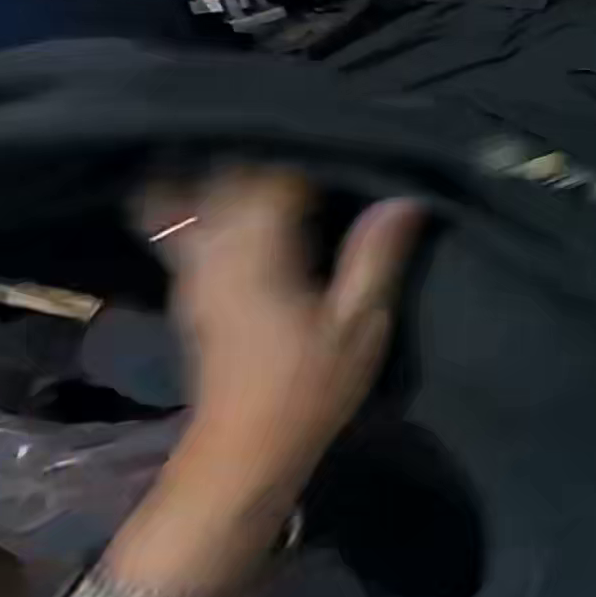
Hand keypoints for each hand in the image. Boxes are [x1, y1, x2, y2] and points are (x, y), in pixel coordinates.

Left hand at [143, 167, 424, 485]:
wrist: (244, 452)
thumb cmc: (310, 385)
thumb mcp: (361, 322)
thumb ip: (377, 255)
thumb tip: (405, 198)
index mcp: (256, 259)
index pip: (273, 181)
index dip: (313, 159)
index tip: (357, 149)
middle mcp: (212, 257)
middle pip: (225, 180)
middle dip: (269, 156)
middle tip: (324, 144)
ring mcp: (194, 273)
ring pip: (194, 199)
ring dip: (235, 173)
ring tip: (287, 159)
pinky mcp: (195, 287)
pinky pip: (190, 224)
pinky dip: (214, 199)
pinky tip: (253, 198)